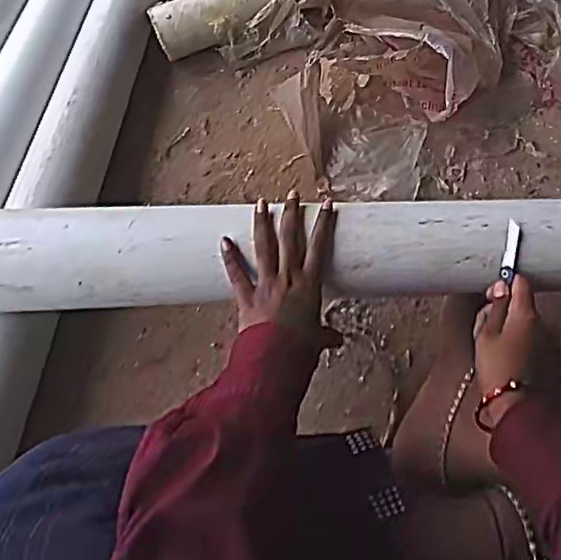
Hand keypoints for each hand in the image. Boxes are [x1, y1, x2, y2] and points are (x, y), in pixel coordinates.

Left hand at [220, 191, 338, 343]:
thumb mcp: (317, 341)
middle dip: (292, 214)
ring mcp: (266, 285)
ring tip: (260, 203)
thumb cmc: (299, 352)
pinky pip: (237, 275)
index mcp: (309, 284)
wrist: (273, 364)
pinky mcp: (247, 298)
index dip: (324, 223)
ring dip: (263, 223)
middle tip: (292, 194)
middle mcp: (288, 278)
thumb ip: (325, 336)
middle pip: (290, 238)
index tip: (327, 203)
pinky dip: (230, 257)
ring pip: (265, 247)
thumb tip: (336, 341)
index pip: (319, 245)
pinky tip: (224, 240)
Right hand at [473, 273, 541, 428]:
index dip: (506, 283)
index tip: (494, 293)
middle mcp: (542, 323)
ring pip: (529, 324)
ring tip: (499, 347)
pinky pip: (536, 341)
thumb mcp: (485, 335)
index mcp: (525, 313)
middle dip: (509, 308)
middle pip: (524, 304)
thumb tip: (501, 287)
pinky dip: (525, 343)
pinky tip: (512, 359)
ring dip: (516, 327)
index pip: (520, 282)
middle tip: (489, 324)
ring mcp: (550, 341)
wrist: (517, 409)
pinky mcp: (553, 358)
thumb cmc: (497, 370)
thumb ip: (494, 306)